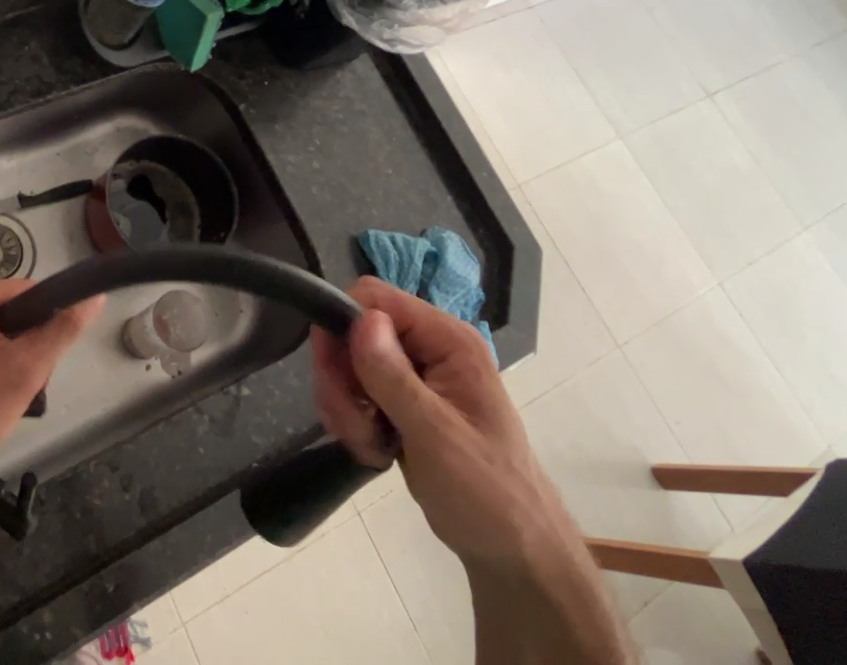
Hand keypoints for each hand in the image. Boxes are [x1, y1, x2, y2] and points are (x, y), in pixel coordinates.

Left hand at [0, 279, 103, 494]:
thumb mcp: (27, 370)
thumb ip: (62, 330)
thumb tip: (94, 298)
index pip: (27, 292)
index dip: (45, 322)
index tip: (45, 357)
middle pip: (8, 311)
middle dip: (24, 343)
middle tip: (24, 379)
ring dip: (8, 356)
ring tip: (5, 389)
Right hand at [312, 277, 570, 569]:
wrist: (510, 547)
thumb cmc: (485, 491)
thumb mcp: (436, 435)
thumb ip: (393, 376)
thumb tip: (361, 318)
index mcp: (448, 340)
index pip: (373, 298)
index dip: (343, 328)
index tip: (336, 378)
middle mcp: (429, 346)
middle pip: (352, 332)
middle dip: (342, 380)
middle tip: (355, 425)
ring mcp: (413, 373)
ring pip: (346, 363)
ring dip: (346, 407)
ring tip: (371, 446)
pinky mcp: (399, 400)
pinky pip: (353, 391)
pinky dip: (352, 420)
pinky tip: (374, 450)